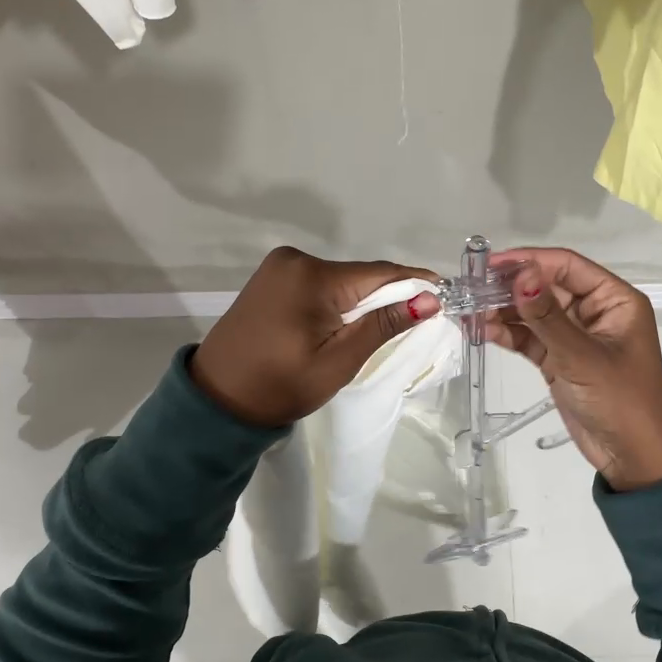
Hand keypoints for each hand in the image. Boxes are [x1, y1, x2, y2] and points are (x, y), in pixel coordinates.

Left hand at [191, 247, 440, 427]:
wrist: (218, 401)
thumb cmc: (281, 385)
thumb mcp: (339, 360)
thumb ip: (384, 326)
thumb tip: (429, 299)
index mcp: (312, 276)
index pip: (379, 273)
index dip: (414, 283)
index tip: (444, 296)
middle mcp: (295, 260)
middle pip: (359, 276)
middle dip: (387, 297)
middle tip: (414, 324)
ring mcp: (279, 268)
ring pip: (340, 281)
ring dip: (361, 302)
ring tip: (378, 331)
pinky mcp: (269, 280)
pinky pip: (317, 286)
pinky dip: (336, 303)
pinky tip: (343, 325)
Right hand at [484, 248, 661, 490]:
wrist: (632, 458)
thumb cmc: (619, 401)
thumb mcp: (581, 357)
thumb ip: (547, 315)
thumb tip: (520, 274)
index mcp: (615, 301)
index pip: (567, 266)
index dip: (529, 261)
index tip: (491, 264)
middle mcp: (596, 312)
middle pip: (547, 286)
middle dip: (511, 287)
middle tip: (471, 288)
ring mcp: (576, 336)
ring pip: (535, 313)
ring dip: (504, 311)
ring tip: (469, 310)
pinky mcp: (560, 360)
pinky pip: (531, 338)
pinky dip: (509, 334)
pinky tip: (482, 329)